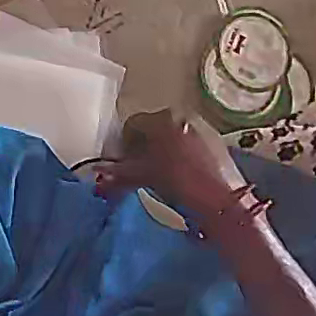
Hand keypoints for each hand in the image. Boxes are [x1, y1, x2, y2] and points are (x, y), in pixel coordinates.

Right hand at [98, 110, 249, 223]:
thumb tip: (97, 172)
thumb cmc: (174, 182)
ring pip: (171, 133)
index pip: (132, 124)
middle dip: (142, 144)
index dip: (123, 143)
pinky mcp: (213, 141)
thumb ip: (117, 172)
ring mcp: (199, 127)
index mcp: (159, 119)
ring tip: (159, 171)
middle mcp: (180, 116)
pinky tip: (179, 172)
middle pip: (152, 127)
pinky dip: (179, 152)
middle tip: (138, 166)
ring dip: (161, 148)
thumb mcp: (141, 176)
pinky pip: (187, 141)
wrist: (217, 199)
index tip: (122, 161)